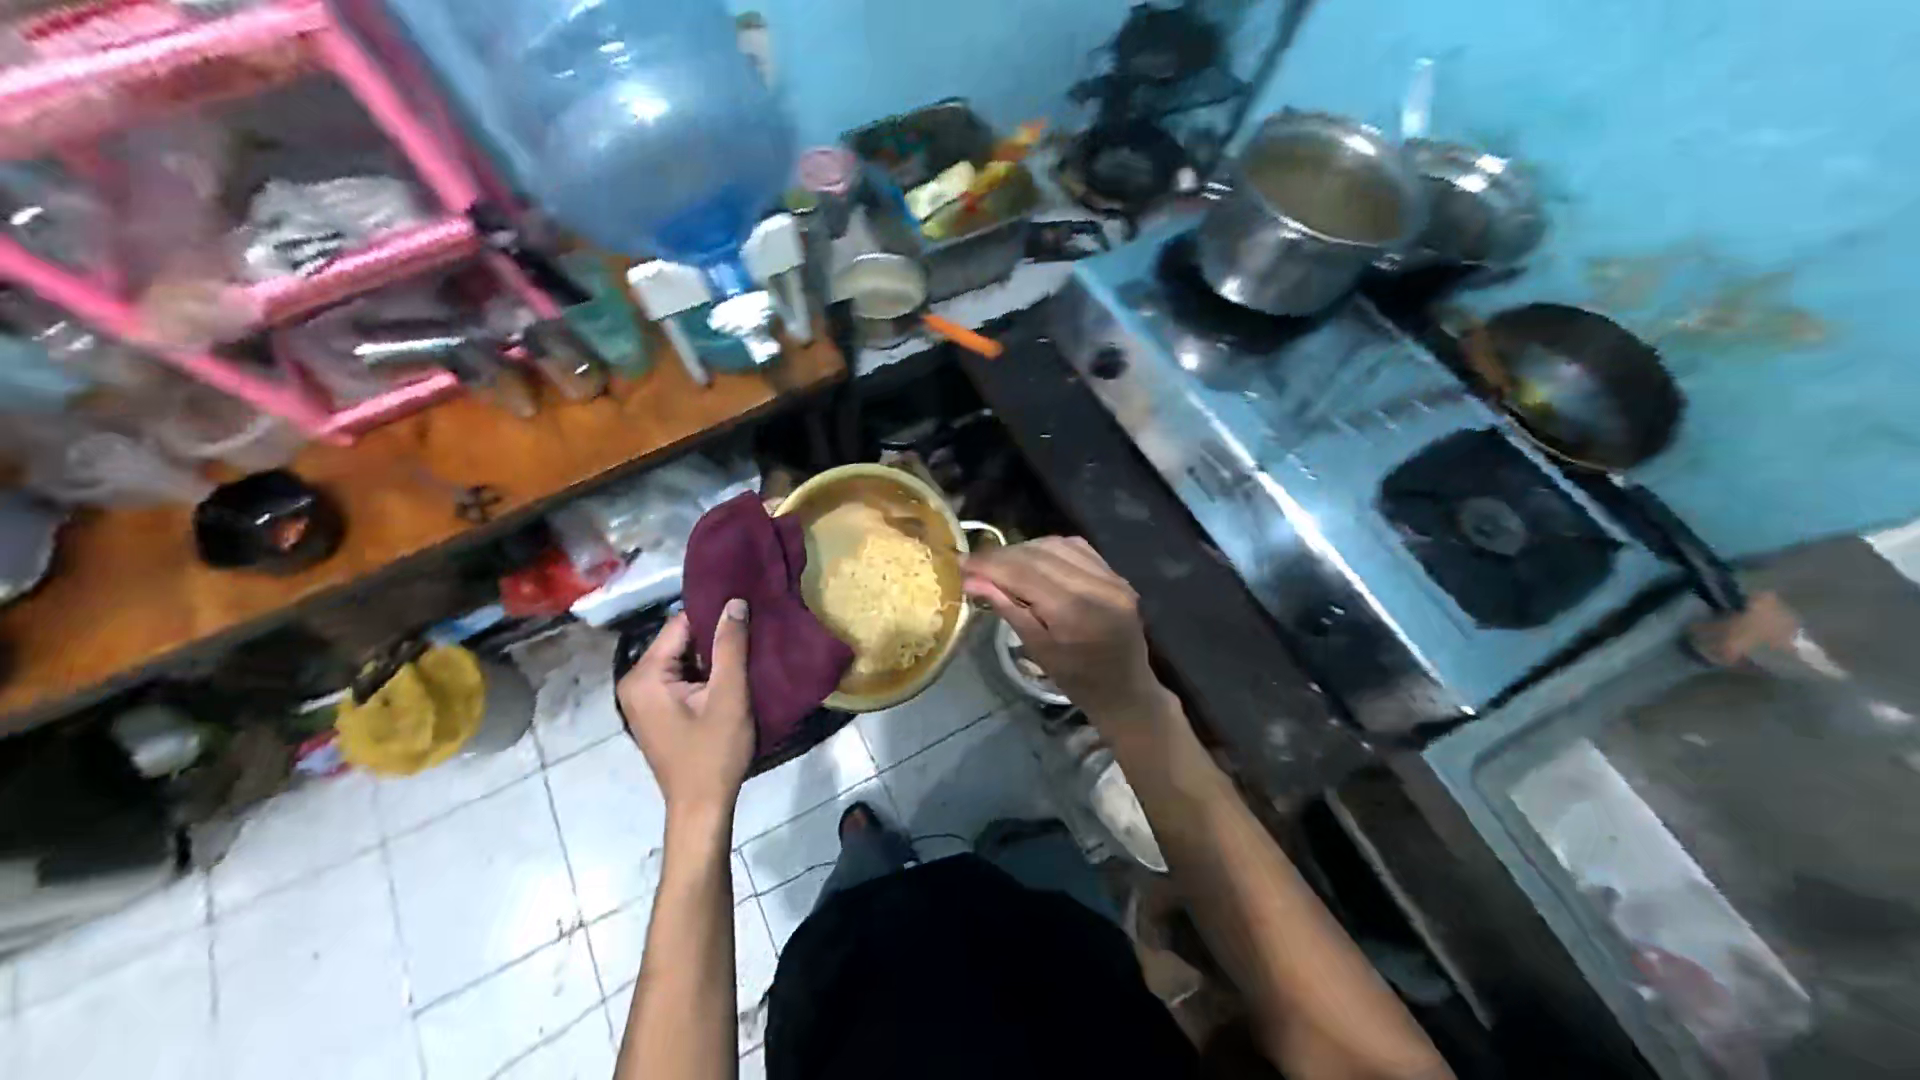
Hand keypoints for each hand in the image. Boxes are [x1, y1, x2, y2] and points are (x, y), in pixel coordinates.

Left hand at [615, 601, 754, 823]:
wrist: (702, 807)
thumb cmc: (714, 752)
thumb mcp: (728, 695)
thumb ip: (730, 646)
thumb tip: (734, 602)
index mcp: (644, 674)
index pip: (680, 624)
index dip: (714, 614)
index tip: (747, 608)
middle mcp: (634, 681)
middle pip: (680, 640)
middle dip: (714, 636)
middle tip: (752, 628)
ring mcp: (642, 697)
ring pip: (683, 658)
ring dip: (712, 655)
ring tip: (747, 647)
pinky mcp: (655, 710)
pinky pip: (680, 676)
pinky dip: (704, 673)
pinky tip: (731, 673)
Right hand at [962, 537, 1167, 721]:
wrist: (1125, 689)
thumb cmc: (1077, 680)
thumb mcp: (1037, 649)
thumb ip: (1007, 608)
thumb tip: (971, 580)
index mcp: (1075, 611)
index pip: (1023, 573)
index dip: (989, 565)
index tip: (961, 563)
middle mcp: (1097, 585)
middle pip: (1038, 555)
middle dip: (1002, 556)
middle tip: (974, 562)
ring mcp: (1111, 577)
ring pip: (1056, 546)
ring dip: (1023, 550)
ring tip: (1000, 563)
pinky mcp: (1116, 574)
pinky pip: (1076, 549)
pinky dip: (1048, 550)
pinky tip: (1031, 560)